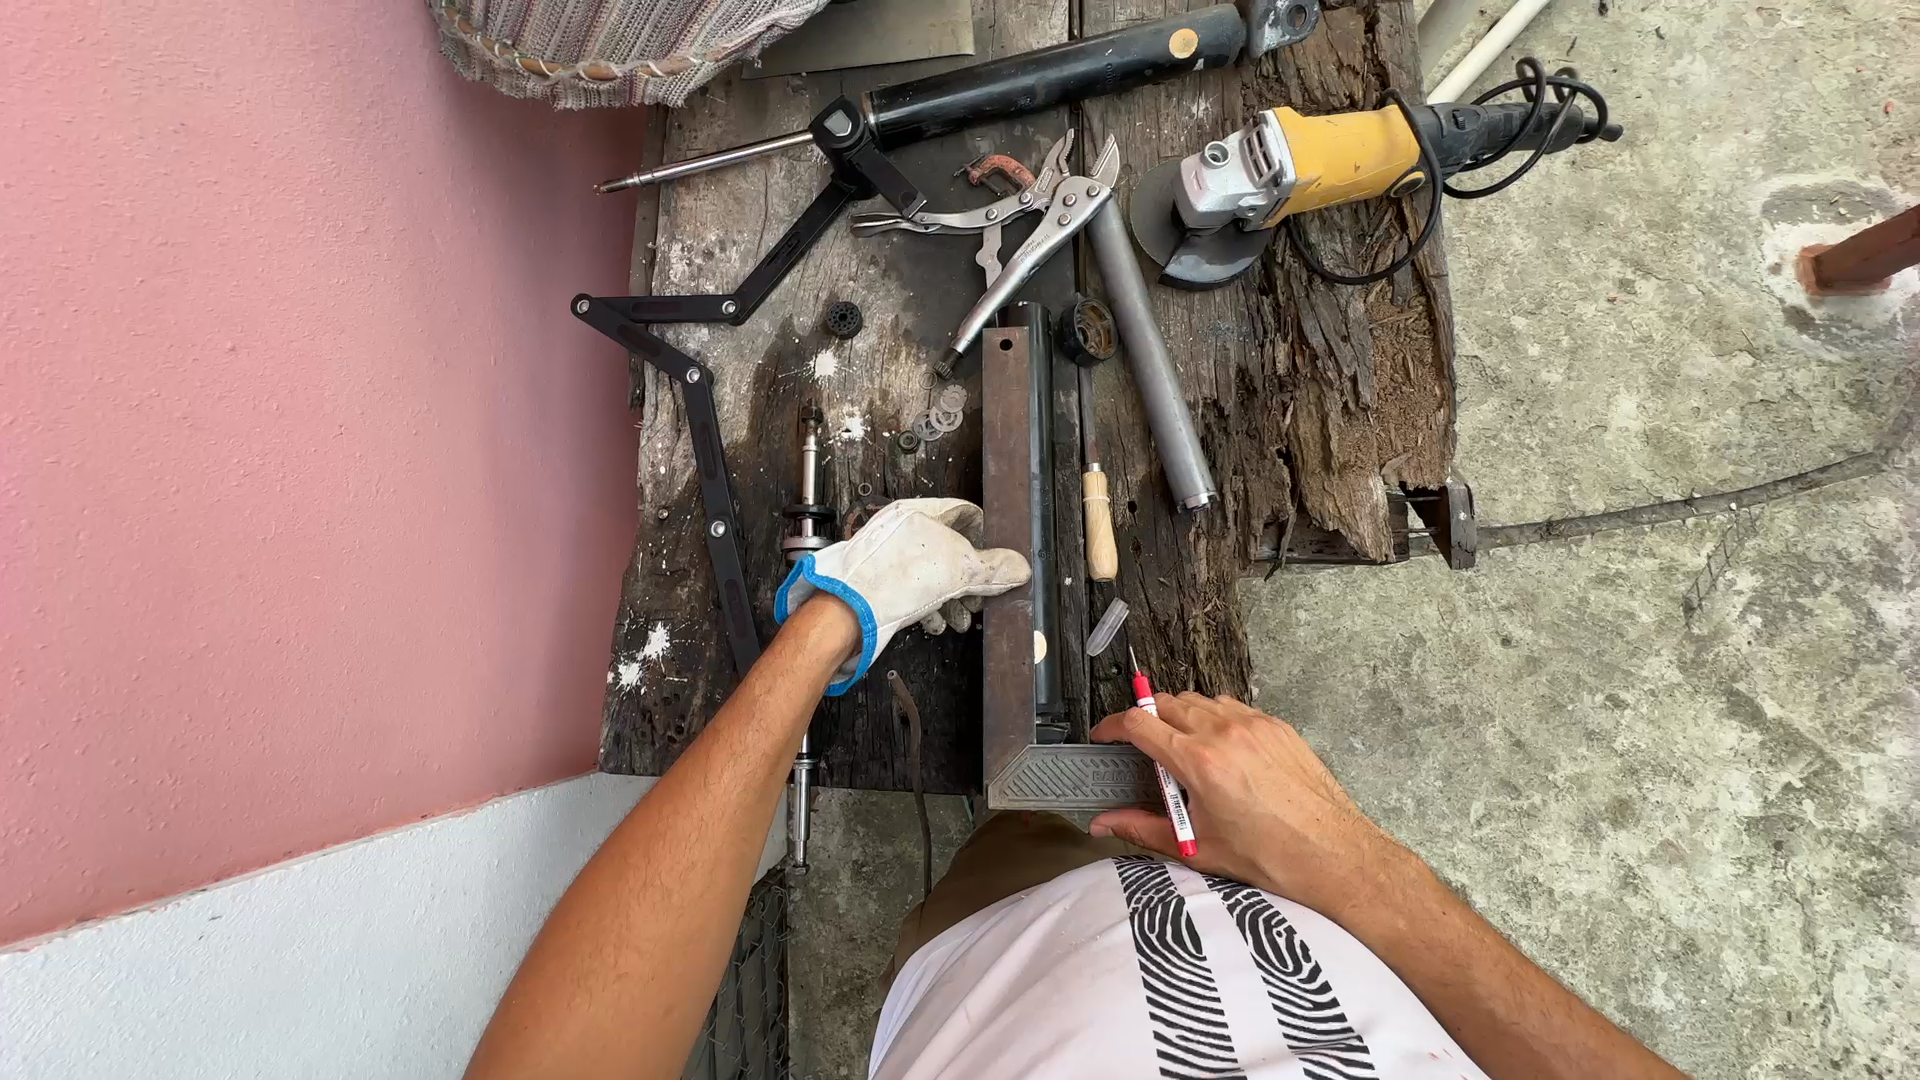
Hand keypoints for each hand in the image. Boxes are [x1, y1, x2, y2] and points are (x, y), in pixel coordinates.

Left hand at [774, 498, 1028, 695]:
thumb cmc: (899, 578)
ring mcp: (890, 558)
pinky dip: (929, 608)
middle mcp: (904, 531)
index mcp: (921, 513)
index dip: (986, 535)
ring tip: (961, 621)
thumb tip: (1021, 567)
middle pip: (951, 549)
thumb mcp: (959, 569)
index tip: (998, 559)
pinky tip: (936, 625)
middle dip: (969, 579)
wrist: (850, 610)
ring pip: (933, 574)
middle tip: (981, 598)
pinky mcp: (881, 583)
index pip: (964, 512)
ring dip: (952, 600)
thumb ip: (993, 569)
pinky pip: (913, 591)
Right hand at [1089, 692, 1408, 915]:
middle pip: (1163, 702)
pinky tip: (1219, 748)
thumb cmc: (1270, 857)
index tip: (1104, 736)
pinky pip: (1231, 706)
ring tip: (1181, 749)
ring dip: (1179, 715)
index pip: (1138, 722)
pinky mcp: (1275, 726)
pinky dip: (1213, 718)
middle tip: (1142, 747)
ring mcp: (1252, 724)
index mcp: (1198, 762)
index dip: (1111, 726)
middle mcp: (1222, 732)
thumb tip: (1103, 823)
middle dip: (1144, 719)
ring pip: (1197, 700)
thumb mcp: (1198, 847)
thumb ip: (1143, 828)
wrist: (1337, 857)